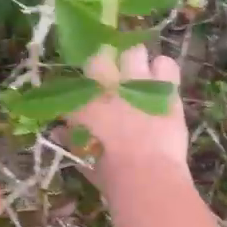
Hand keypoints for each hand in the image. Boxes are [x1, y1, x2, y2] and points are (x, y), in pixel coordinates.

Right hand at [67, 45, 187, 190]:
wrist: (148, 175)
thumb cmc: (112, 174)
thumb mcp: (85, 159)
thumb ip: (73, 140)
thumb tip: (60, 130)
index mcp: (84, 104)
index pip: (74, 86)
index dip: (79, 90)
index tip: (82, 98)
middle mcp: (108, 87)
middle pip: (101, 57)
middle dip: (104, 65)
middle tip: (111, 79)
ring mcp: (138, 84)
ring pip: (135, 52)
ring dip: (135, 62)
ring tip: (138, 75)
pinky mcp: (166, 89)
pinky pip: (165, 64)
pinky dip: (162, 69)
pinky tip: (160, 80)